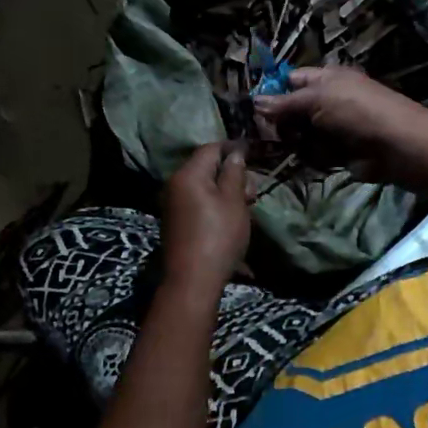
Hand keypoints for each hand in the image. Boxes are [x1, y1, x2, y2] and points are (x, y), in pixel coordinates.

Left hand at [160, 142, 250, 289]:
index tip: (254, 155)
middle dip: (231, 173)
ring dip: (226, 190)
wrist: (194, 279)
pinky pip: (198, 200)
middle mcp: (175, 184)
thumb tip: (235, 153)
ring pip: (204, 184)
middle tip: (251, 192)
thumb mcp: (234, 201)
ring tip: (245, 206)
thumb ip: (234, 173)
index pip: (211, 148)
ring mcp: (174, 203)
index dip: (233, 148)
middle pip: (206, 166)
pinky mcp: (177, 220)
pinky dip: (215, 202)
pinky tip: (230, 217)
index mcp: (188, 175)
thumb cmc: (219, 235)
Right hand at [252, 67, 427, 179]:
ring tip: (304, 146)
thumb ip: (285, 102)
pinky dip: (316, 157)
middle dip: (284, 123)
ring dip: (299, 143)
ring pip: (301, 135)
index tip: (253, 108)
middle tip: (275, 133)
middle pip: (293, 111)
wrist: (394, 145)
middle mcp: (329, 101)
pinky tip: (324, 158)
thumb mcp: (317, 98)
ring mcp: (334, 128)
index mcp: (327, 79)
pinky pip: (316, 154)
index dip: (274, 91)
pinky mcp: (339, 152)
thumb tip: (255, 102)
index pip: (292, 80)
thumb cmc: (356, 111)